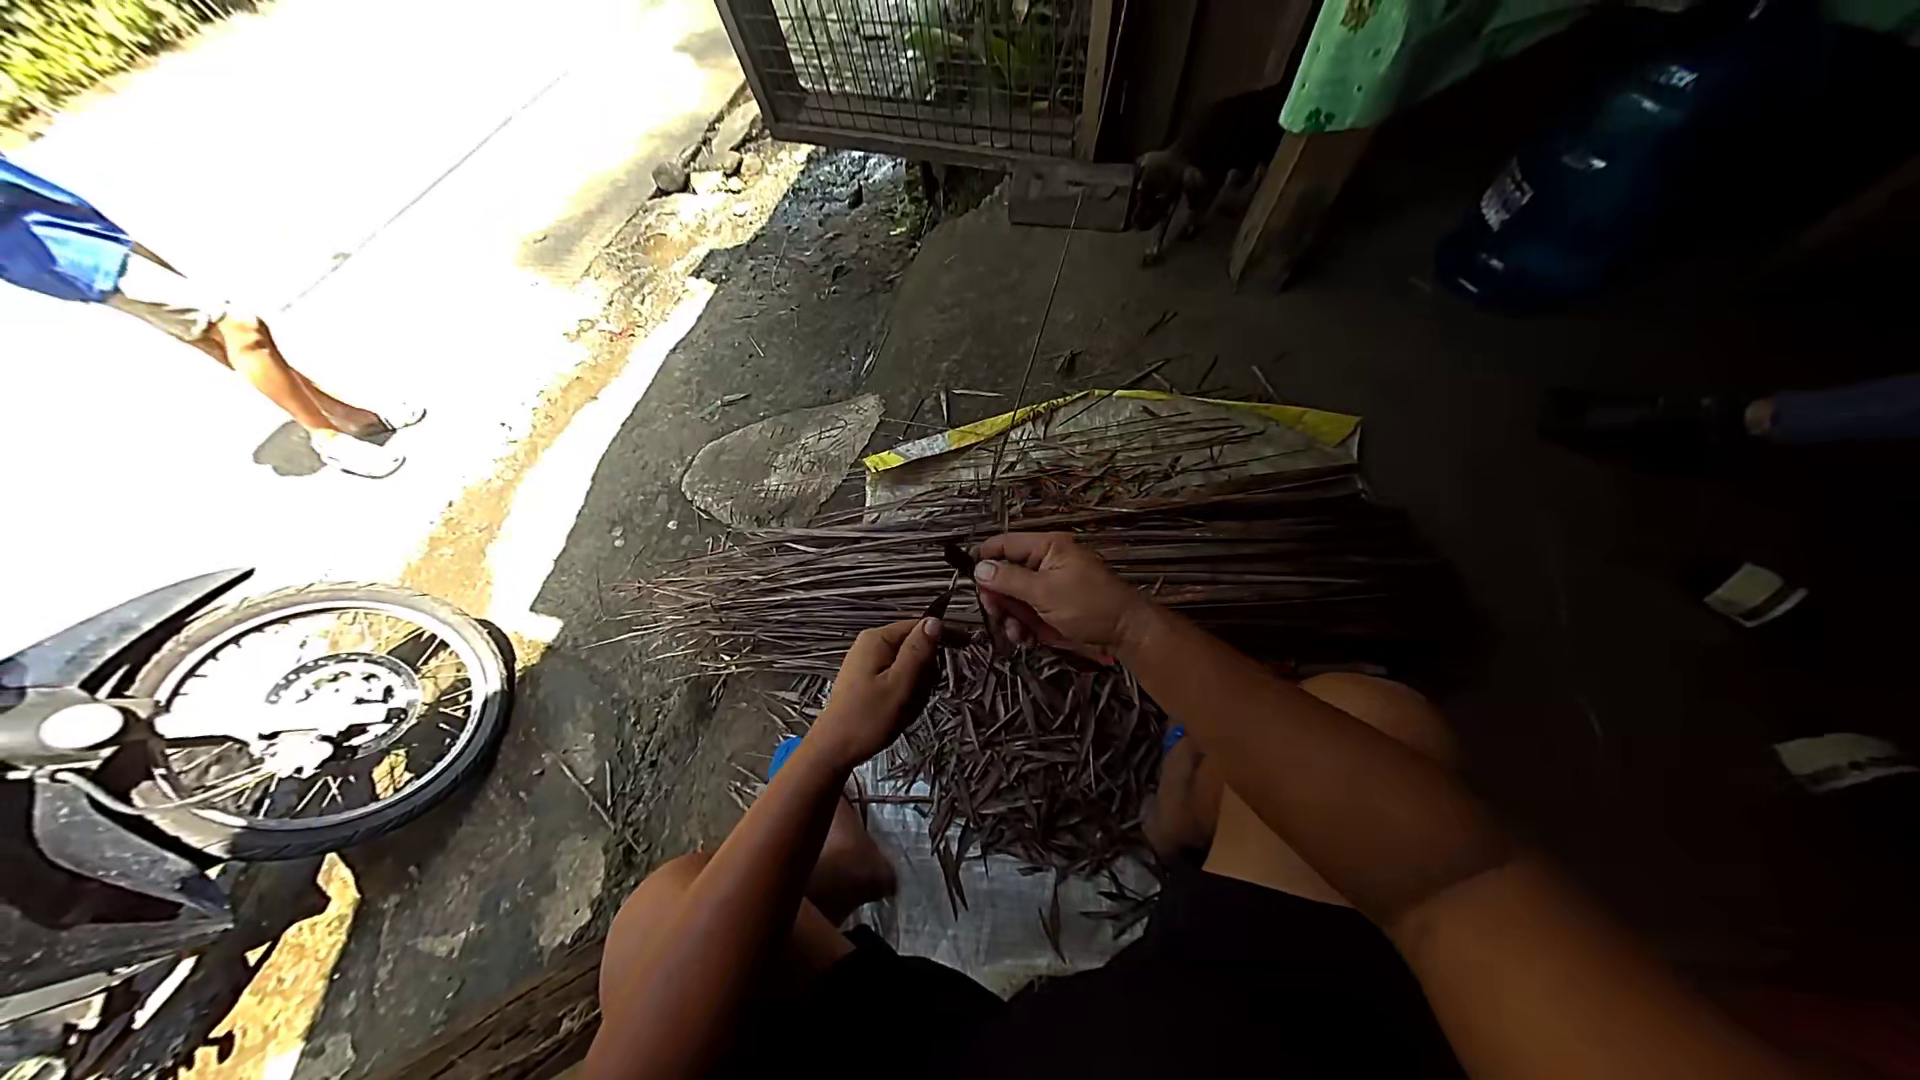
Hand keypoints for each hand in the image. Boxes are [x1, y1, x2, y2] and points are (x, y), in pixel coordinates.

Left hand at [808, 617, 944, 768]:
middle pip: (916, 645)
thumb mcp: (899, 684)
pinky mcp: (868, 679)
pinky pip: (898, 677)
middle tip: (919, 694)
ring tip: (907, 707)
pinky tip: (900, 710)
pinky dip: (906, 692)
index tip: (967, 644)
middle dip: (926, 670)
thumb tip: (935, 621)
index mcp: (877, 639)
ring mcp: (868, 662)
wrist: (833, 750)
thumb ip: (918, 651)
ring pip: (909, 664)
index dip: (944, 634)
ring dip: (917, 685)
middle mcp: (871, 644)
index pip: (919, 625)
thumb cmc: (867, 718)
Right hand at [971, 533, 1154, 653]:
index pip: (1004, 544)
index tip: (970, 579)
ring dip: (1011, 617)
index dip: (984, 560)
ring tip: (1017, 632)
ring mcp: (1050, 587)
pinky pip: (1028, 614)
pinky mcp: (1053, 608)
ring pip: (1014, 599)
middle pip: (1005, 574)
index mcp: (1047, 548)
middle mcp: (1047, 563)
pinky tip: (1027, 638)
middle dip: (999, 597)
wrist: (1126, 634)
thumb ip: (1009, 580)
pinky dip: (1024, 627)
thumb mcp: (1045, 592)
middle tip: (996, 612)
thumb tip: (980, 568)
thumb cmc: (1094, 606)